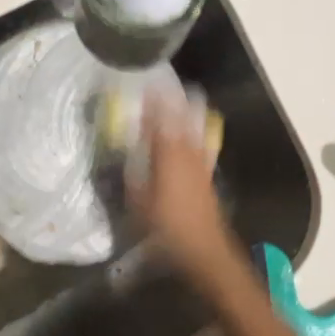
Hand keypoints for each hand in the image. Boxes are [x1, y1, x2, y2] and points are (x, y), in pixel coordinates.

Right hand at [128, 92, 239, 275]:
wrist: (204, 249)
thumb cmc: (167, 228)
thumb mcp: (139, 204)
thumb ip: (133, 175)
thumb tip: (127, 155)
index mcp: (166, 158)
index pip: (158, 123)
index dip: (152, 105)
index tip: (146, 88)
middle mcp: (185, 155)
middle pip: (180, 121)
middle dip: (173, 103)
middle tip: (166, 86)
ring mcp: (199, 164)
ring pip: (194, 130)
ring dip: (189, 113)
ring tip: (187, 97)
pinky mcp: (207, 175)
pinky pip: (203, 145)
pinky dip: (201, 133)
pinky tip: (202, 130)